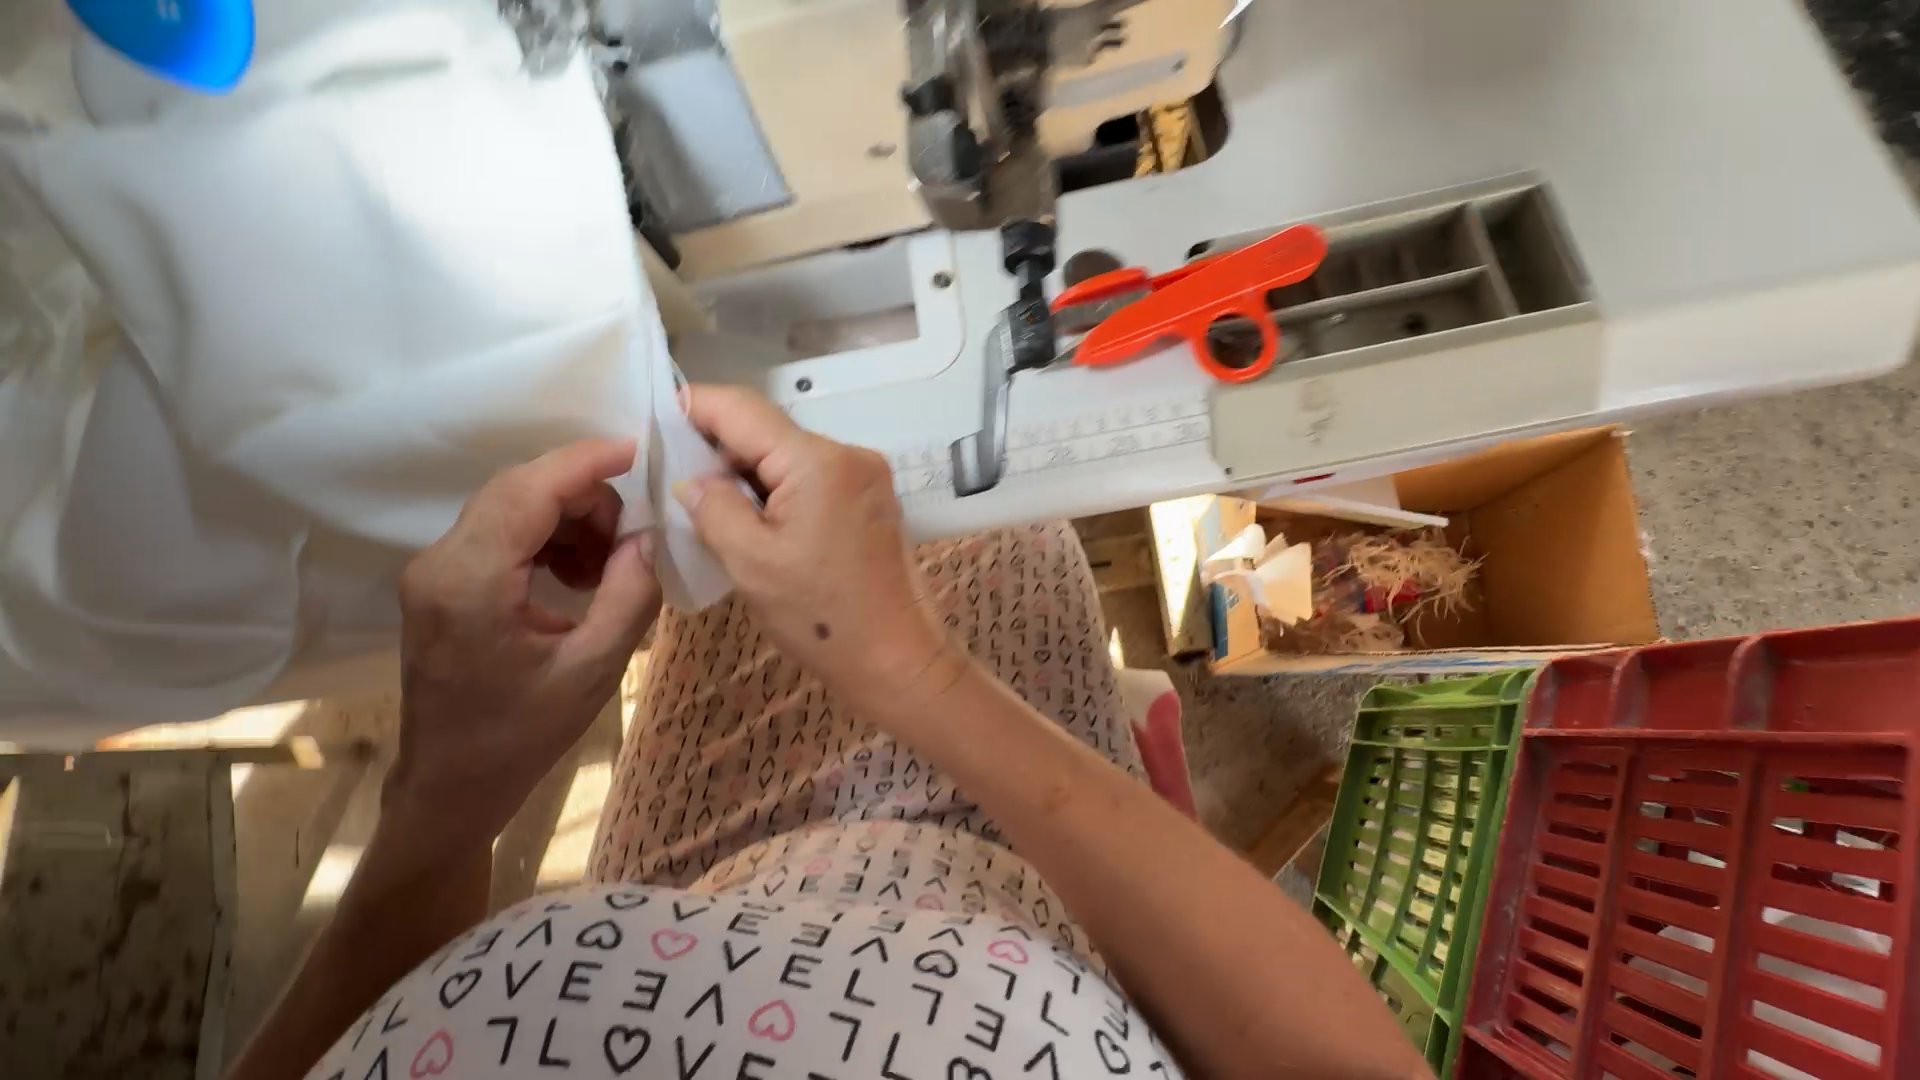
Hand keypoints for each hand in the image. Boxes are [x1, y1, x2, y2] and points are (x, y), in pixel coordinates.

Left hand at [387, 438, 661, 841]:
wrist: (452, 785)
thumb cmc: (523, 734)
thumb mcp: (594, 667)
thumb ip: (629, 594)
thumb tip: (648, 536)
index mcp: (471, 583)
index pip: (528, 491)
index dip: (585, 463)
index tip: (637, 450)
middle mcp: (441, 563)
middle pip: (519, 490)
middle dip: (586, 497)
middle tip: (632, 539)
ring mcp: (435, 570)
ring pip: (513, 506)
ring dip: (570, 518)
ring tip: (609, 566)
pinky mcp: (443, 582)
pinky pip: (504, 533)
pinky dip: (550, 537)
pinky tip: (579, 575)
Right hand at [674, 385, 956, 713]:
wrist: (895, 658)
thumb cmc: (821, 616)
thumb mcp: (750, 562)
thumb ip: (712, 507)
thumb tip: (693, 479)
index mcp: (818, 460)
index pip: (742, 409)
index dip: (693, 407)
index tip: (652, 420)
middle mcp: (849, 454)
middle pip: (768, 431)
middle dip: (718, 448)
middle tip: (672, 475)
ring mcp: (866, 476)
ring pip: (789, 456)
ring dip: (748, 473)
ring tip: (706, 503)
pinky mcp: (871, 500)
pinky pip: (812, 478)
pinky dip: (778, 490)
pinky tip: (752, 518)